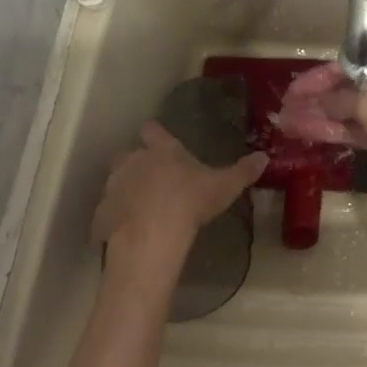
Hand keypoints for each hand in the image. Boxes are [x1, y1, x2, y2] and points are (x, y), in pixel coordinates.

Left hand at [92, 121, 268, 251]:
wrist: (152, 236)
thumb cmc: (189, 202)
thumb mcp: (224, 186)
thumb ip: (243, 171)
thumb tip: (264, 156)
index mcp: (162, 150)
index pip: (153, 130)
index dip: (154, 132)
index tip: (154, 134)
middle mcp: (134, 161)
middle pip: (128, 154)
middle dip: (135, 162)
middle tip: (150, 176)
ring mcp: (114, 188)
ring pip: (115, 182)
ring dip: (123, 189)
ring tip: (138, 206)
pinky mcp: (102, 215)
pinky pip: (106, 214)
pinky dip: (113, 220)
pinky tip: (125, 231)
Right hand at [277, 60, 366, 216]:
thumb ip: (342, 101)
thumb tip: (320, 101)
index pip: (346, 68)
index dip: (318, 78)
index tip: (293, 90)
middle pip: (343, 91)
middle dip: (314, 99)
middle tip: (284, 110)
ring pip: (344, 114)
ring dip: (317, 117)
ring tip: (287, 125)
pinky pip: (352, 133)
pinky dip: (331, 133)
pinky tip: (308, 135)